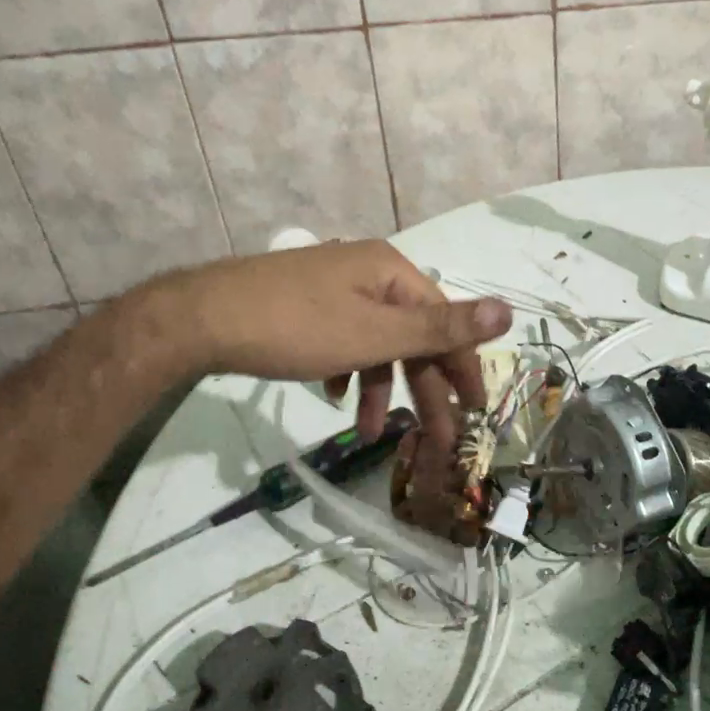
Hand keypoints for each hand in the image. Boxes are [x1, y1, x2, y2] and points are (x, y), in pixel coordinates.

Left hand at [151, 240, 511, 445]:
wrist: (200, 319)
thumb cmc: (296, 327)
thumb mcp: (376, 334)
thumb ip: (442, 328)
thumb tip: (508, 310)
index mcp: (392, 271)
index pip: (444, 321)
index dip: (463, 367)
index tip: (474, 411)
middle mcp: (368, 272)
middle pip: (411, 334)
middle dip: (422, 388)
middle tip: (436, 439)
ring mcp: (334, 287)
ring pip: (375, 342)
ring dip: (380, 389)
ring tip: (369, 433)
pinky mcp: (305, 305)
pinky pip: (344, 340)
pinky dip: (348, 372)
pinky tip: (335, 397)